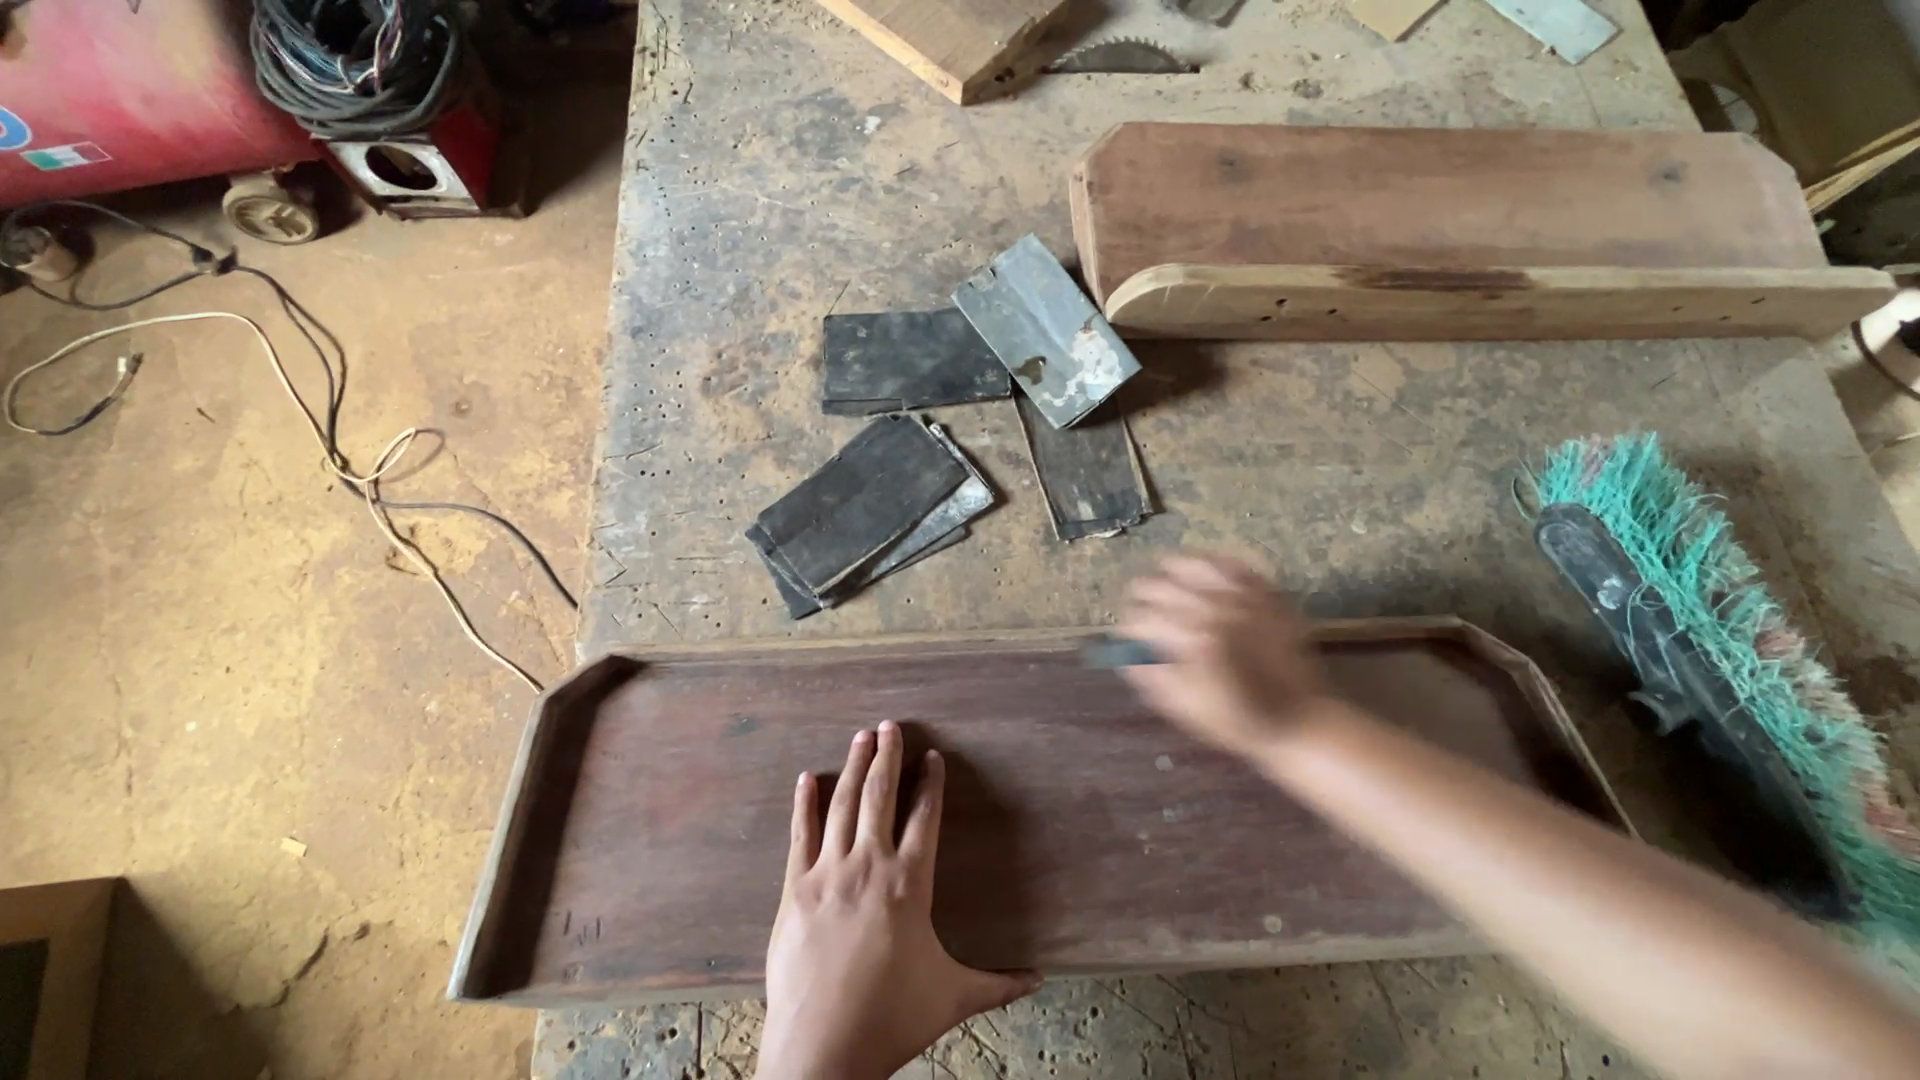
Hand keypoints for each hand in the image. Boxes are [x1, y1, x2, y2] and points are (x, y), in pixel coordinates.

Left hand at [756, 722, 1039, 1079]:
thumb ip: (998, 985)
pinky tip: (805, 779)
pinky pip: (800, 835)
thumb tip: (1039, 981)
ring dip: (852, 767)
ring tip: (860, 737)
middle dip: (887, 757)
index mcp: (909, 884)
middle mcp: (869, 866)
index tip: (932, 755)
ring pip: (842, 805)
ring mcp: (829, 874)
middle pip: (880, 797)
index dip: (930, 783)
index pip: (925, 817)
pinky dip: (803, 804)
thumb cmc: (892, 1018)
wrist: (822, 1048)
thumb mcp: (952, 997)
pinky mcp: (796, 890)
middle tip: (889, 725)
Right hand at [1118, 554, 1335, 757]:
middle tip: (1148, 617)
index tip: (1131, 639)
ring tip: (1173, 590)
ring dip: (1171, 576)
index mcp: (1187, 638)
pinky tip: (1206, 582)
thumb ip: (1150, 676)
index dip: (1128, 629)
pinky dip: (1209, 567)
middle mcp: (1209, 608)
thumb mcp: (1183, 707)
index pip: (1137, 617)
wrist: (1300, 718)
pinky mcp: (1263, 590)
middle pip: (1154, 585)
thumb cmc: (1237, 721)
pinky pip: (1227, 562)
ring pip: (1186, 562)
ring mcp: (1239, 594)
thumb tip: (1126, 655)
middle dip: (1143, 602)